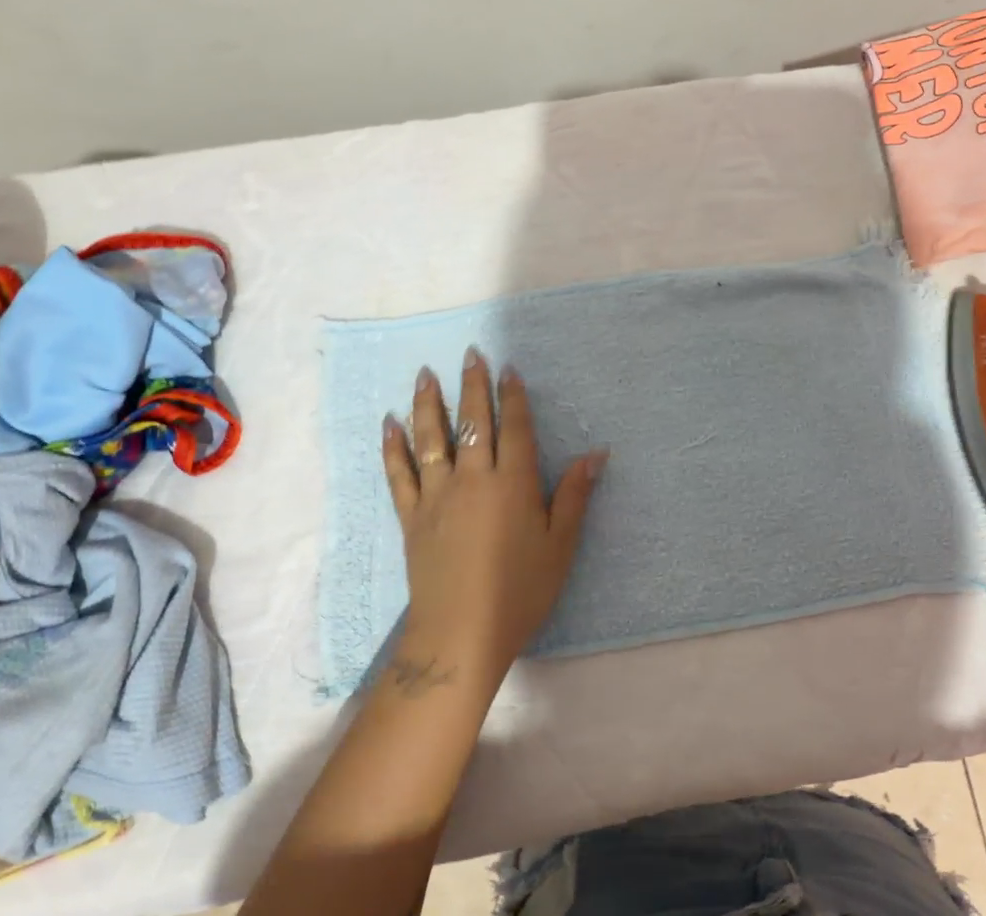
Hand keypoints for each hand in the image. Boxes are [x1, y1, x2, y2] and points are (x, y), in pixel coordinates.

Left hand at [381, 349, 605, 677]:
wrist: (461, 630)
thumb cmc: (520, 590)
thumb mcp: (561, 546)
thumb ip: (575, 496)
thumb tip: (596, 454)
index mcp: (514, 483)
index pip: (515, 428)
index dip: (513, 396)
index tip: (509, 369)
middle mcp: (473, 477)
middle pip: (473, 422)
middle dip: (473, 386)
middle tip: (470, 355)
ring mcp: (437, 494)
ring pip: (431, 437)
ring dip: (429, 403)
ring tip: (426, 374)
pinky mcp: (411, 515)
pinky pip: (399, 472)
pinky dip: (393, 446)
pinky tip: (389, 424)